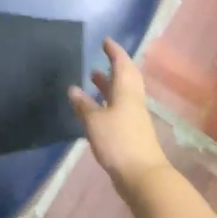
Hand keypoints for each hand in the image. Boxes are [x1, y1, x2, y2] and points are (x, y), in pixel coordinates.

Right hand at [69, 39, 173, 192]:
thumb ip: (84, 105)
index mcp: (127, 92)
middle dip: (114, 66)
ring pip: (123, 93)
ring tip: (94, 78)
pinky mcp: (132, 131)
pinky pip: (121, 107)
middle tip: (101, 59)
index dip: (115, 52)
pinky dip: (109, 101)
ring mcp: (135, 117)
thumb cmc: (119, 142)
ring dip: (110, 84)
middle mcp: (133, 100)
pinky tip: (97, 108)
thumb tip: (74, 89)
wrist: (142, 175)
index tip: (106, 41)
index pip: (122, 64)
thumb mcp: (95, 122)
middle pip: (127, 77)